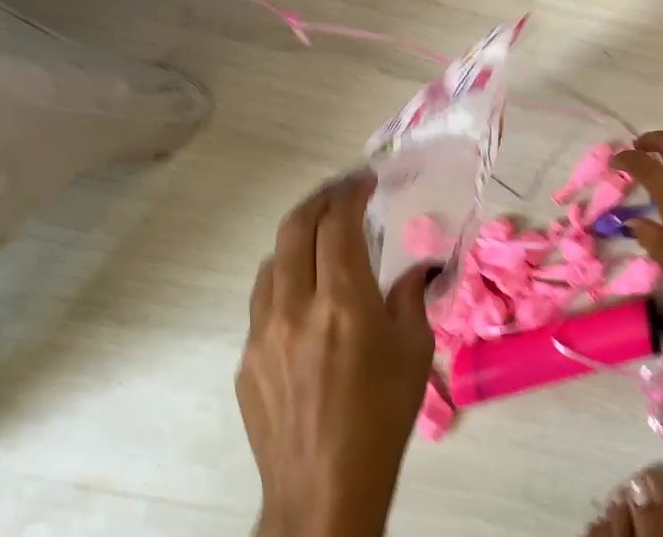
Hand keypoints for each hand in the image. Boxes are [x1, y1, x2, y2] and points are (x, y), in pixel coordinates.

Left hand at [237, 172, 436, 536]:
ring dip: (299, 237)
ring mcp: (262, 336)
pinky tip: (311, 292)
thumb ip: (410, 298)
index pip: (338, 226)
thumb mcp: (415, 348)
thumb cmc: (385, 413)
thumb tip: (415, 270)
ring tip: (326, 234)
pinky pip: (263, 301)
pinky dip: (287, 277)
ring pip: (272, 264)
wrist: (324, 482)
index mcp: (344, 304)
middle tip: (345, 189)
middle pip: (294, 232)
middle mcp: (295, 311)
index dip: (351, 193)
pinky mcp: (246, 360)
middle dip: (320, 199)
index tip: (368, 179)